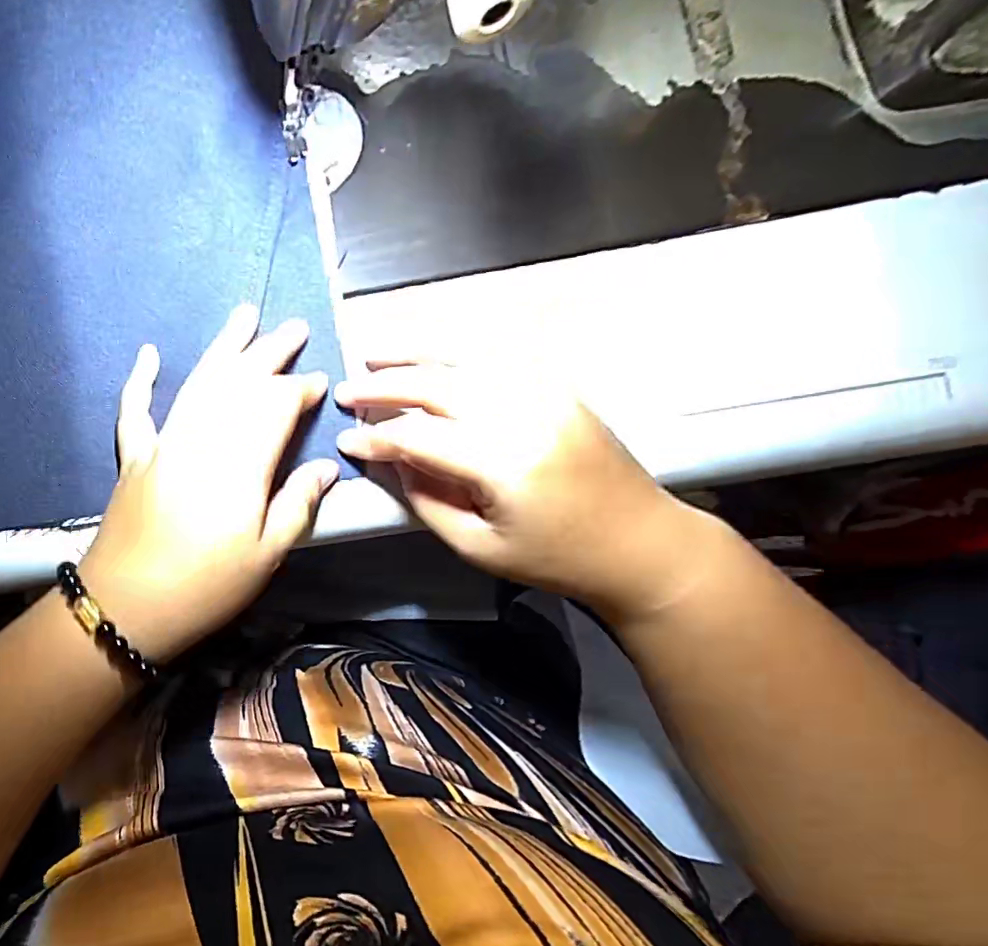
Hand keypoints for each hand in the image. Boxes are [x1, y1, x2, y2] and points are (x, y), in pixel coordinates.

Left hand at [79, 305, 339, 661]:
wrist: (127, 605)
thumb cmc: (206, 586)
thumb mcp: (266, 555)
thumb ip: (296, 505)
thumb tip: (325, 469)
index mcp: (241, 464)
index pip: (276, 407)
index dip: (299, 389)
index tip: (319, 381)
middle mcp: (203, 440)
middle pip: (240, 383)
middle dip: (269, 353)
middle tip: (294, 327)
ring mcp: (164, 445)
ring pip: (197, 384)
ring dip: (222, 349)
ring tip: (243, 316)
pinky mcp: (134, 458)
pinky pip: (135, 410)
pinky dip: (140, 381)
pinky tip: (149, 356)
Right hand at [334, 355, 726, 623]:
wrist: (639, 543)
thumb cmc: (556, 558)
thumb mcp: (478, 546)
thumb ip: (427, 500)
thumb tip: (392, 460)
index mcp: (504, 463)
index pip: (419, 436)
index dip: (377, 437)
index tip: (347, 440)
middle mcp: (524, 414)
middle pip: (438, 384)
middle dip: (386, 385)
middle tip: (347, 389)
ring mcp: (547, 393)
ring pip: (467, 355)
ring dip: (417, 350)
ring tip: (377, 352)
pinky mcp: (559, 388)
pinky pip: (502, 353)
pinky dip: (460, 346)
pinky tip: (434, 348)